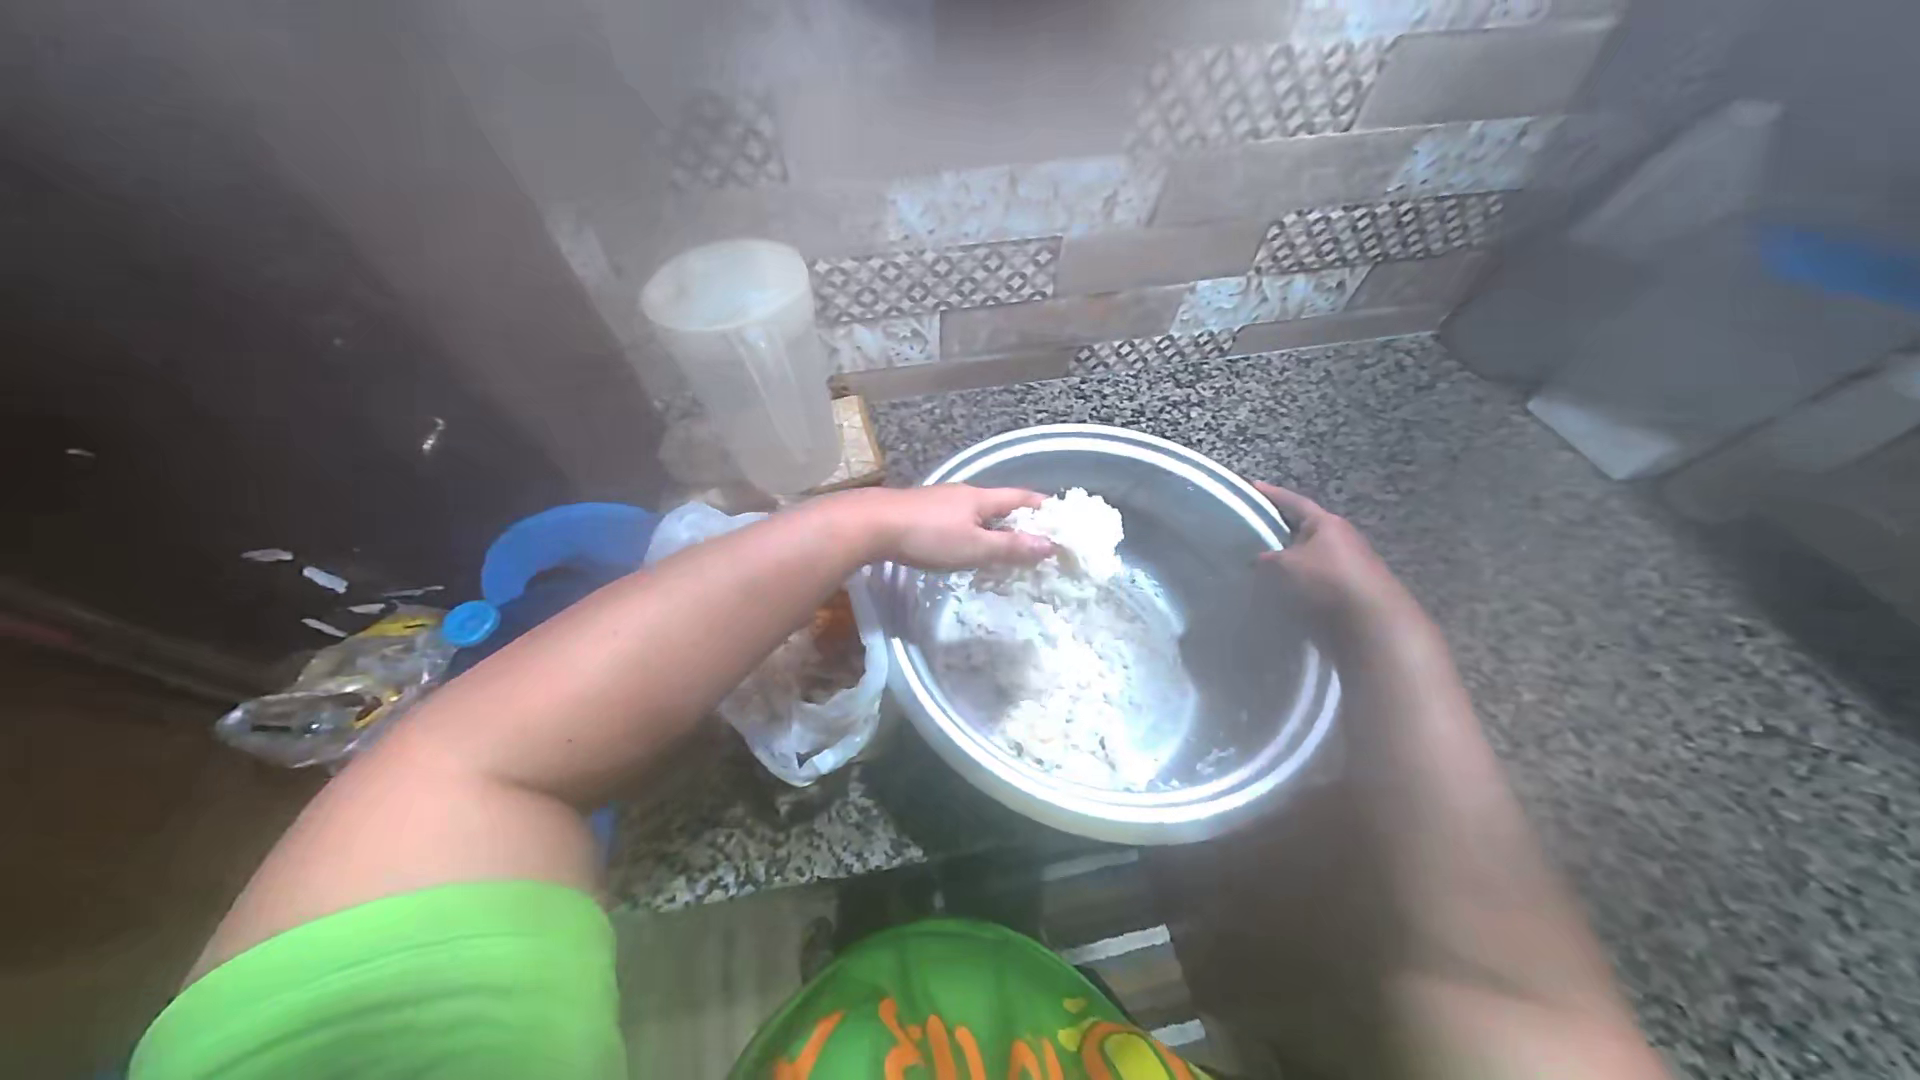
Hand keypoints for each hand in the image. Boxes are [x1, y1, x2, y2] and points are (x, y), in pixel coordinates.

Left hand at [833, 485, 1055, 570]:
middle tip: (1037, 538)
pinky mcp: (923, 511)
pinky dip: (974, 531)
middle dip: (1020, 518)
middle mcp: (964, 493)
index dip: (1043, 506)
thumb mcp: (974, 547)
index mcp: (981, 498)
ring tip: (1005, 546)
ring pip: (978, 512)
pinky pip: (959, 519)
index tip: (1060, 518)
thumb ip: (1010, 547)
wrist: (872, 525)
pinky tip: (967, 544)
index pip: (1022, 497)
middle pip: (1000, 503)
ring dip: (996, 526)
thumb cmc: (927, 536)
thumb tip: (1050, 545)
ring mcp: (941, 501)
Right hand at [1255, 482, 1422, 632]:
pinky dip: (1300, 579)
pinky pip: (1317, 577)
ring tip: (1264, 565)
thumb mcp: (1286, 565)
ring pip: (1310, 554)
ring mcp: (1349, 563)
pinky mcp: (1351, 588)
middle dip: (1281, 530)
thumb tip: (1259, 560)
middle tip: (1254, 531)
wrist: (1372, 622)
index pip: (1294, 502)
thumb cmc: (1327, 581)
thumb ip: (1268, 558)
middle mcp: (1341, 537)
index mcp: (1326, 523)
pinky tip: (1285, 589)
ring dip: (1290, 558)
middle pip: (1304, 528)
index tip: (1253, 486)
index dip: (1272, 494)